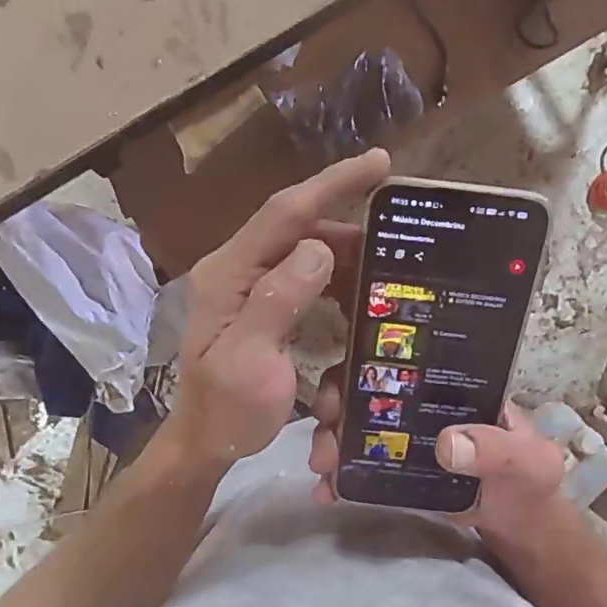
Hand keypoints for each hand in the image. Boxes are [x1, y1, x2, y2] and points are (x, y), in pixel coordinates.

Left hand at [166, 148, 389, 464]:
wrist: (206, 443)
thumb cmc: (226, 410)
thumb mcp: (250, 360)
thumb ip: (278, 299)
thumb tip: (320, 246)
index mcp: (229, 273)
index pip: (285, 213)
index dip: (333, 183)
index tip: (380, 163)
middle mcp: (239, 269)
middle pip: (301, 228)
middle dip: (351, 227)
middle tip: (401, 238)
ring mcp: (252, 287)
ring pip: (309, 252)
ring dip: (348, 257)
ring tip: (389, 268)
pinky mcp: (266, 306)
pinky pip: (309, 280)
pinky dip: (339, 282)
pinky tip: (362, 296)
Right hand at [308, 385, 578, 537]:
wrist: (521, 527)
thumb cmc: (530, 480)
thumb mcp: (530, 461)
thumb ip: (499, 449)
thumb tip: (447, 443)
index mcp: (450, 386)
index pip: (403, 361)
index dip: (365, 365)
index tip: (342, 384)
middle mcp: (419, 405)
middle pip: (366, 392)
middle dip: (336, 405)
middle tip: (327, 430)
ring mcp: (403, 440)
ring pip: (355, 430)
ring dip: (332, 441)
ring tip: (324, 465)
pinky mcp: (394, 475)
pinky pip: (360, 470)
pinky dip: (339, 479)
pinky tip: (325, 493)